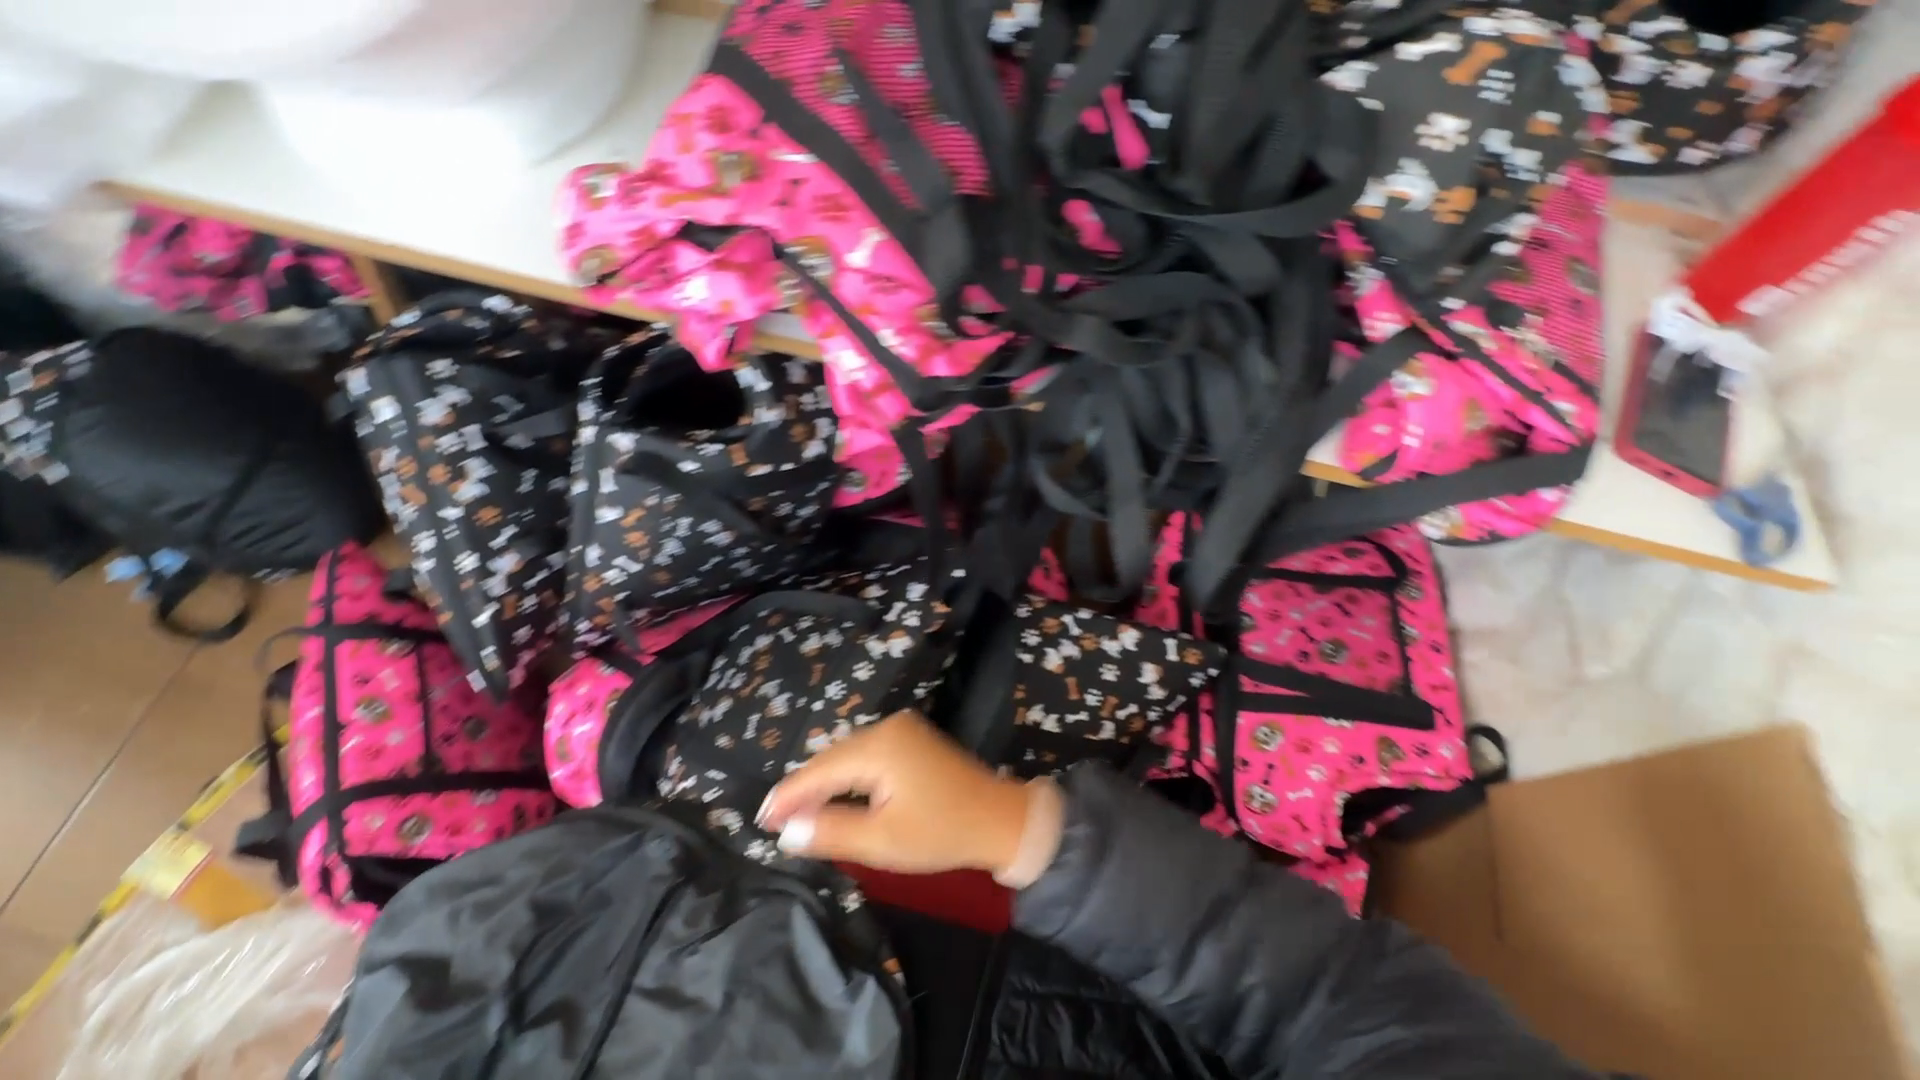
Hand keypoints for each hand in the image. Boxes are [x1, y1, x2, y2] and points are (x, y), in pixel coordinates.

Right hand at [757, 711, 1034, 876]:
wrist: (1002, 821)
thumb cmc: (943, 834)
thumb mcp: (883, 842)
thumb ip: (831, 832)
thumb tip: (787, 831)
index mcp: (879, 747)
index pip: (819, 770)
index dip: (788, 796)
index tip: (760, 819)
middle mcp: (887, 728)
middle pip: (831, 759)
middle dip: (802, 789)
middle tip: (773, 820)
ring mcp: (901, 730)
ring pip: (847, 757)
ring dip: (823, 783)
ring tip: (795, 812)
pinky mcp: (910, 740)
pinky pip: (865, 756)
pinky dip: (846, 777)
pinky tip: (833, 797)